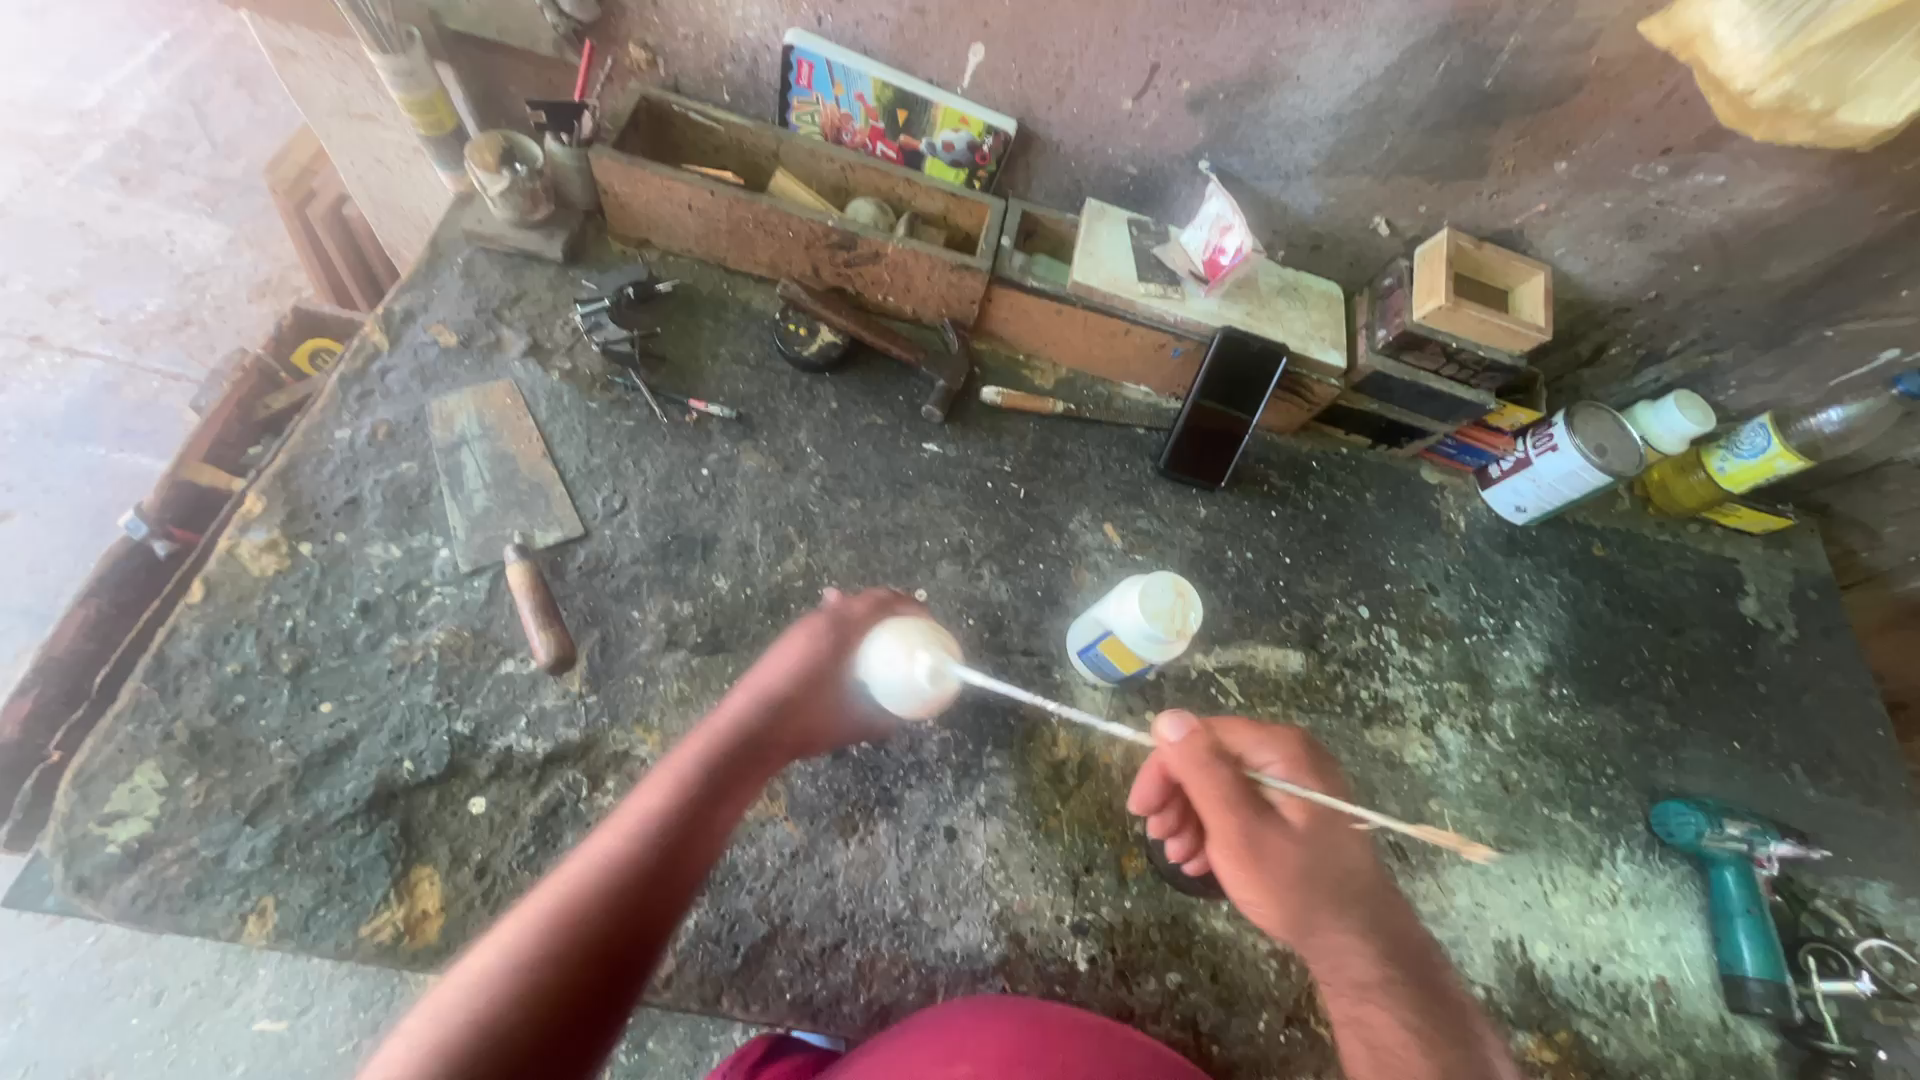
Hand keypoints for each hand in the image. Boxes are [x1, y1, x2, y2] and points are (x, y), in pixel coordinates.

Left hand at [714, 587, 924, 761]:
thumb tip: (903, 718)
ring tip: (880, 644)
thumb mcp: (853, 723)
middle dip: (888, 610)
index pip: (882, 600)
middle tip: (907, 631)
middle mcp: (821, 619)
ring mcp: (799, 629)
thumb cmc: (806, 722)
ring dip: (864, 619)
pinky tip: (847, 657)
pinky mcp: (787, 643)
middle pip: (863, 600)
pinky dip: (845, 631)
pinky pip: (825, 624)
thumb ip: (882, 717)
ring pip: (841, 610)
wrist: (748, 730)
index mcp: (841, 628)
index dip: (909, 605)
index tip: (926, 621)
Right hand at [1127, 711, 1399, 951]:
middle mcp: (1287, 754)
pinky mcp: (1296, 809)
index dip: (1164, 768)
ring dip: (1191, 816)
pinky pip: (1242, 803)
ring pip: (1222, 783)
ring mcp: (1294, 782)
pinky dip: (1215, 828)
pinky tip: (1200, 860)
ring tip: (1178, 857)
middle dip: (1177, 797)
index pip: (1200, 736)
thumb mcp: (1239, 829)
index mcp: (1279, 748)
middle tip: (1159, 838)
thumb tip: (1166, 717)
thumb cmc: (1297, 887)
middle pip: (1210, 758)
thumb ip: (1202, 771)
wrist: (1361, 946)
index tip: (1140, 810)